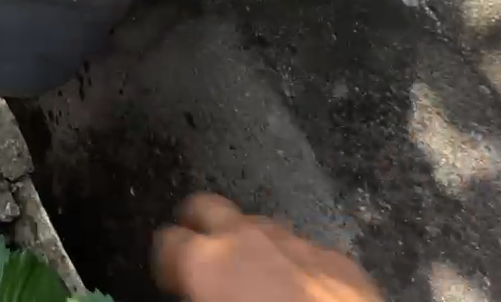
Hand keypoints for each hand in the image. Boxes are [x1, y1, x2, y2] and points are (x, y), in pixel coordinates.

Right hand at [152, 194, 380, 301]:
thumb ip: (202, 293)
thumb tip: (199, 289)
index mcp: (205, 260)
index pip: (166, 241)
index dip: (167, 261)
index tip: (174, 280)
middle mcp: (241, 236)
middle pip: (205, 207)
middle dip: (200, 225)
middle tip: (205, 253)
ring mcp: (290, 241)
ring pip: (256, 226)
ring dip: (250, 243)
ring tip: (260, 278)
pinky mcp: (335, 258)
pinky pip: (304, 249)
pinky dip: (296, 263)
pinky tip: (305, 291)